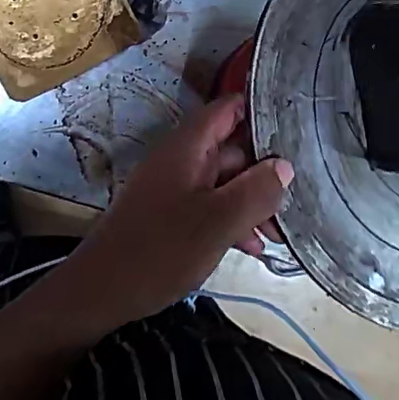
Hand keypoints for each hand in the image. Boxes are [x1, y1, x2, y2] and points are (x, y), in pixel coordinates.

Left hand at [53, 94, 292, 328]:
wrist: (101, 291)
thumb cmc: (161, 250)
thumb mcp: (219, 222)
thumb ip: (256, 191)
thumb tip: (284, 166)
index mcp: (188, 146)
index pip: (228, 108)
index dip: (261, 112)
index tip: (296, 130)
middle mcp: (180, 158)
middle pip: (231, 148)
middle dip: (264, 172)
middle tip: (295, 201)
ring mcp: (173, 186)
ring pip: (223, 180)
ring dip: (251, 201)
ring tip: (276, 235)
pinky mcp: (169, 213)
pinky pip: (208, 204)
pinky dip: (231, 218)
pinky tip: (250, 247)